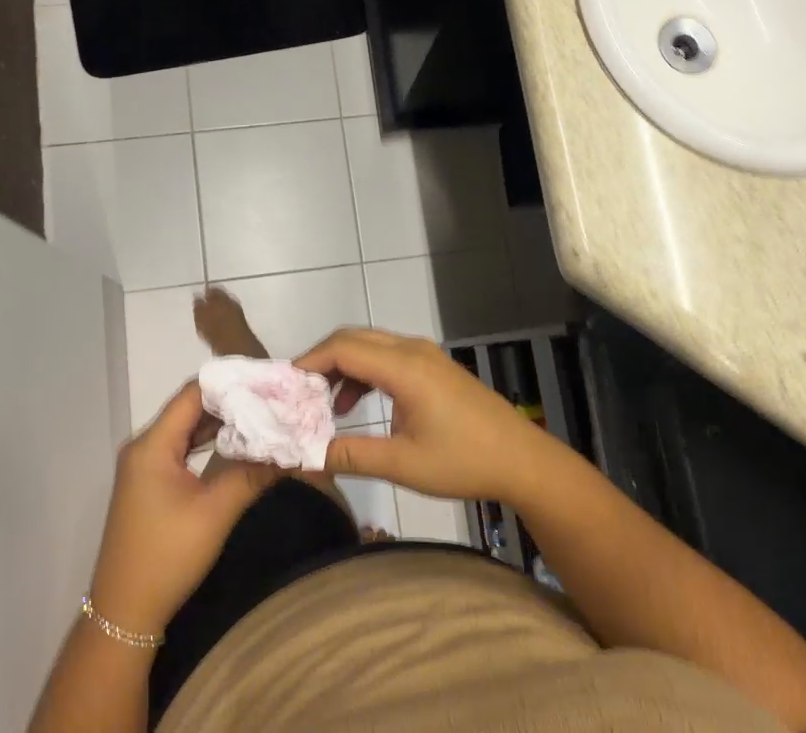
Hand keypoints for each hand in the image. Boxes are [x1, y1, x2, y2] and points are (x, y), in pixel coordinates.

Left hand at [88, 381, 281, 636]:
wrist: (124, 611)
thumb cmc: (168, 556)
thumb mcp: (216, 512)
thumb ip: (253, 473)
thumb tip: (294, 448)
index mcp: (152, 445)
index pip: (194, 393)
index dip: (232, 383)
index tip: (270, 381)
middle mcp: (145, 447)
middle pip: (191, 408)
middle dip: (233, 402)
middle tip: (276, 398)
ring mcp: (145, 466)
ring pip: (189, 430)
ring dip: (224, 423)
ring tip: (266, 415)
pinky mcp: (151, 485)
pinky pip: (184, 450)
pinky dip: (211, 444)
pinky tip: (240, 445)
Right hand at [296, 328, 561, 501]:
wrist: (521, 461)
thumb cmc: (464, 462)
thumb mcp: (402, 465)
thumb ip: (350, 456)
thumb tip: (305, 456)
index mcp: (405, 368)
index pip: (343, 348)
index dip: (309, 362)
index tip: (283, 388)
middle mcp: (414, 351)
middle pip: (354, 339)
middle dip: (320, 361)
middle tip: (296, 394)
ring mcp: (427, 356)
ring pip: (370, 346)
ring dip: (342, 367)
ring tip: (323, 405)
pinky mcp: (434, 368)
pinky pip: (387, 356)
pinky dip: (364, 373)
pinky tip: (355, 406)